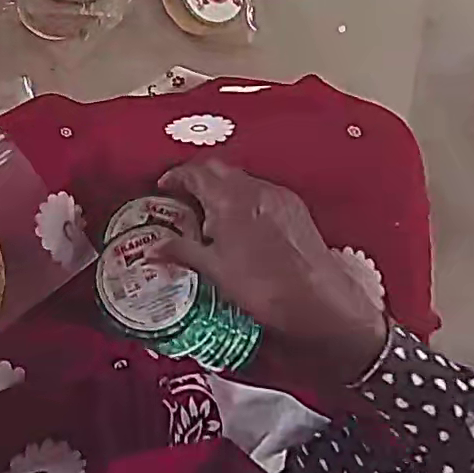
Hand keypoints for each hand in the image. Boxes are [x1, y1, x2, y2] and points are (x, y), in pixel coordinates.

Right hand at [154, 159, 386, 383]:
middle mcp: (254, 188)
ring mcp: (277, 195)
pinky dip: (245, 197)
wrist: (319, 303)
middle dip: (197, 177)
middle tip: (184, 195)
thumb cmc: (265, 288)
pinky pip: (262, 191)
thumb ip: (182, 251)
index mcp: (229, 198)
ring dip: (222, 187)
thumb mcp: (215, 270)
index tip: (165, 186)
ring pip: (242, 179)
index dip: (176, 176)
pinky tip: (242, 223)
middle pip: (218, 169)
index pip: (195, 172)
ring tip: (211, 214)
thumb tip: (154, 248)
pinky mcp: (294, 206)